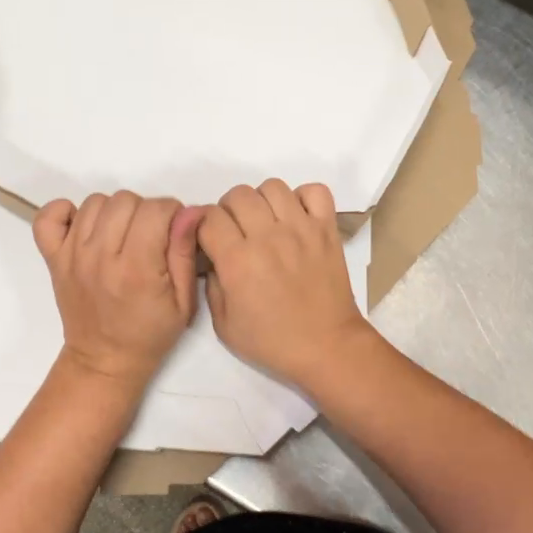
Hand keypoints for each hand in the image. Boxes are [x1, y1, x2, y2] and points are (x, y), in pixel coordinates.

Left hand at [34, 191, 202, 385]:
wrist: (104, 361)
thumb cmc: (150, 334)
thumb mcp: (183, 302)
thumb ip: (185, 253)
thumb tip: (190, 211)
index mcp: (137, 268)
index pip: (156, 209)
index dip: (172, 213)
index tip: (174, 232)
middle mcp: (101, 256)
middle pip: (125, 200)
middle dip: (145, 211)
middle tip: (150, 236)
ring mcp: (72, 255)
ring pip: (95, 202)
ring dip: (114, 212)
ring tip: (122, 235)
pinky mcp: (53, 258)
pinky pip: (49, 217)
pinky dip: (66, 213)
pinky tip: (84, 228)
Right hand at [198, 180, 374, 384]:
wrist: (327, 346)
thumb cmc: (273, 341)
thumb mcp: (224, 324)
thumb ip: (212, 284)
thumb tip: (214, 258)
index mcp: (238, 261)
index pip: (210, 217)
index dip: (205, 227)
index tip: (211, 241)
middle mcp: (268, 236)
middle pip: (238, 194)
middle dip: (230, 211)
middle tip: (237, 233)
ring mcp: (301, 229)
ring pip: (273, 186)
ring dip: (263, 201)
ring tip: (267, 223)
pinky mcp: (327, 229)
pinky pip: (315, 191)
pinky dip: (303, 198)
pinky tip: (297, 218)